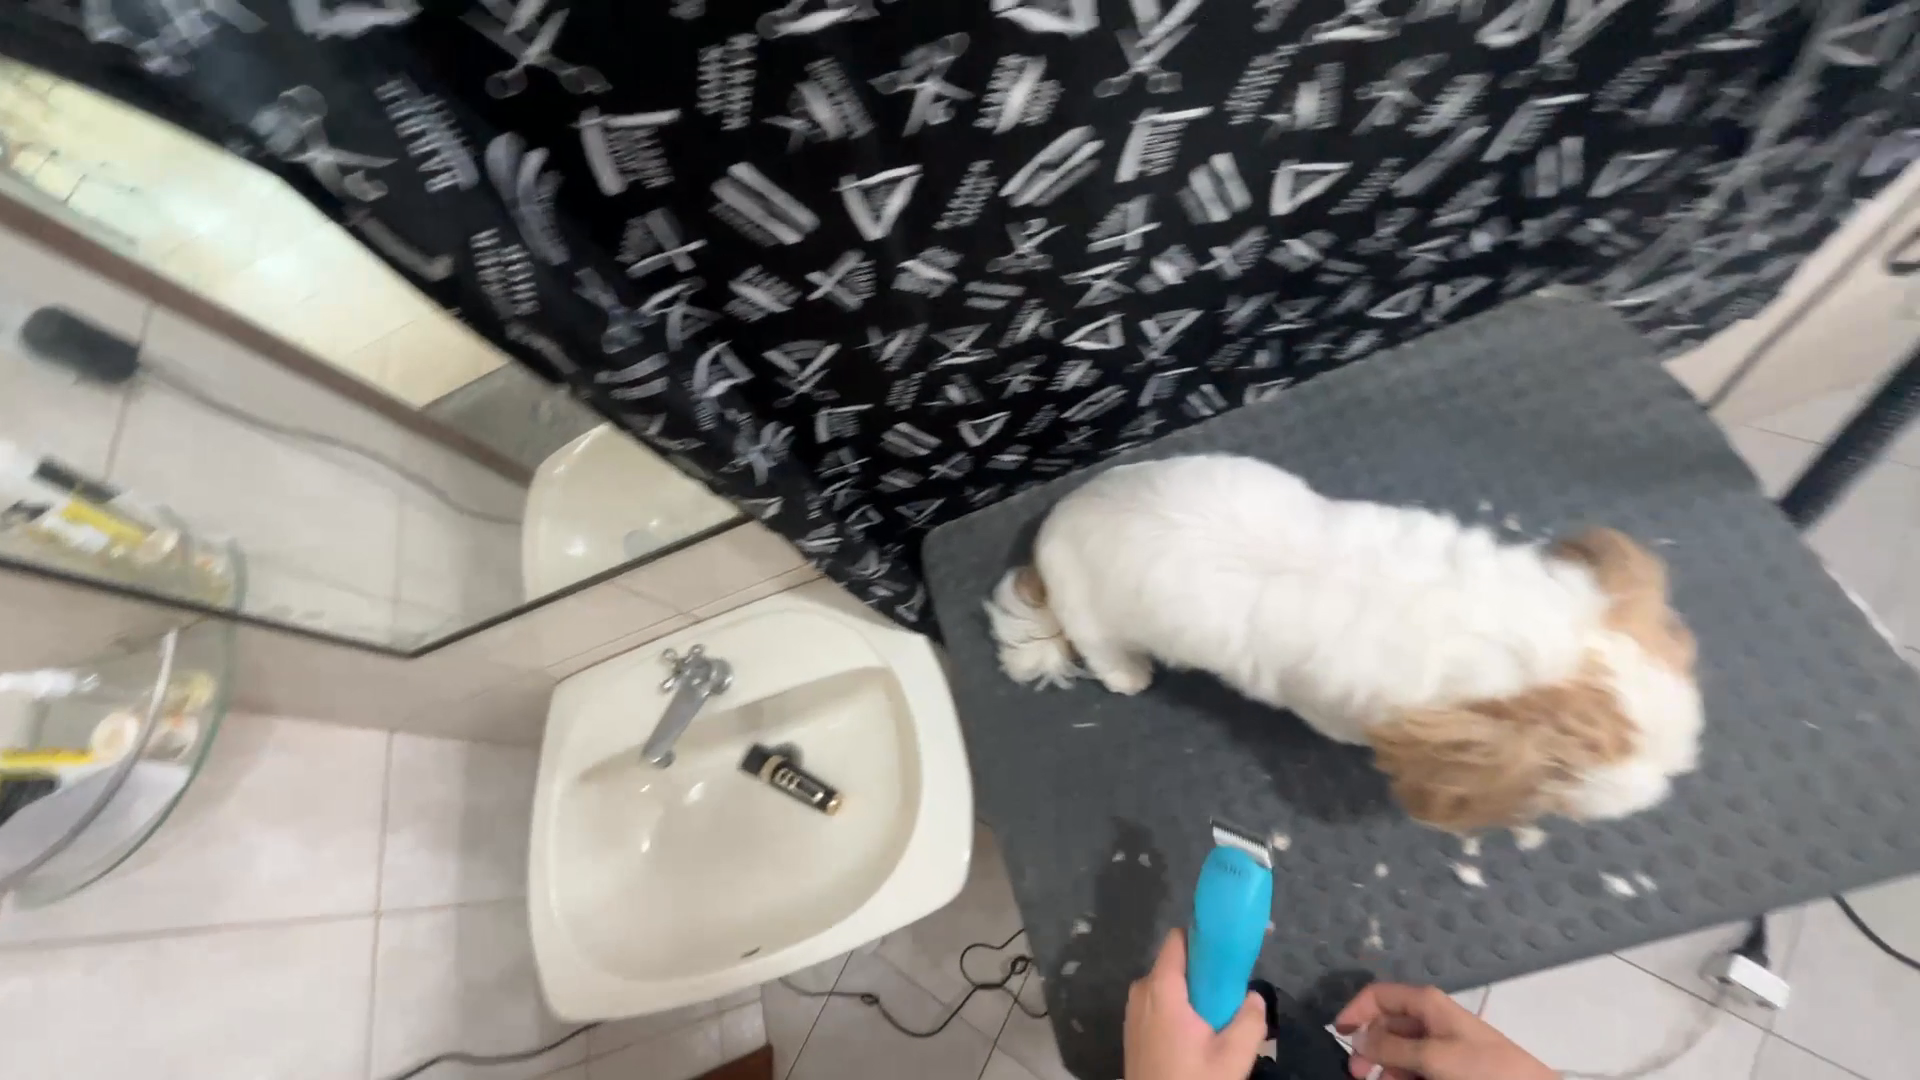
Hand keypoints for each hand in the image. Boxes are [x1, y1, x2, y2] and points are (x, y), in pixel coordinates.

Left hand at [1124, 928, 1267, 1079]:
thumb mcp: (1232, 1058)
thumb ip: (1249, 1021)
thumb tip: (1255, 995)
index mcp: (1161, 986)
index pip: (1178, 939)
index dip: (1202, 939)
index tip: (1227, 953)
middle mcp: (1141, 988)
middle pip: (1175, 964)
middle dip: (1202, 975)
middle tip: (1229, 998)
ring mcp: (1133, 1009)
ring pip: (1168, 987)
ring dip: (1191, 997)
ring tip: (1216, 1024)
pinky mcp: (1132, 1028)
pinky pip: (1158, 1004)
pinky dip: (1176, 1011)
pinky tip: (1195, 1039)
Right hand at [1333, 983, 1554, 1079]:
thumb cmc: (1483, 1072)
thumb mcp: (1432, 1058)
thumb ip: (1389, 1047)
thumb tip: (1354, 1037)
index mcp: (1425, 1003)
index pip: (1377, 996)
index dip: (1355, 1011)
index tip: (1337, 1035)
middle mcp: (1431, 1018)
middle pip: (1387, 1025)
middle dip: (1369, 1047)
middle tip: (1357, 1073)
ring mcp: (1443, 1045)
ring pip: (1402, 1051)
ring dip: (1387, 1068)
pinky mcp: (1454, 1069)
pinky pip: (1420, 1068)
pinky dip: (1405, 1076)